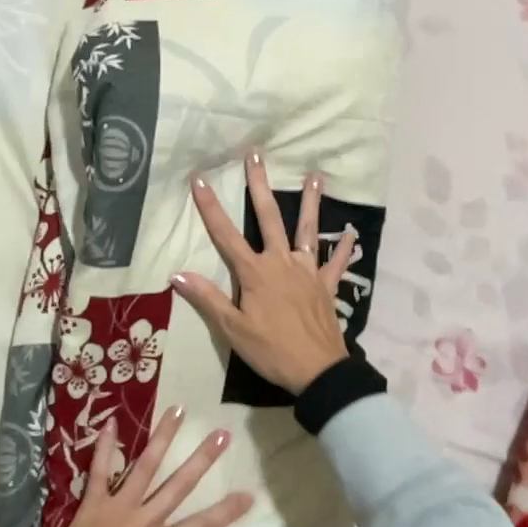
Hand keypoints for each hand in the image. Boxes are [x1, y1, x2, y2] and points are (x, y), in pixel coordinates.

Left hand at [42, 408, 253, 526]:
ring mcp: (119, 508)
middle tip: (221, 434)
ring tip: (177, 410)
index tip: (249, 494)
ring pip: (146, 466)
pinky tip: (111, 422)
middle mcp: (145, 521)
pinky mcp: (93, 503)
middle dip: (202, 459)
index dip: (227, 511)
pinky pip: (100, 471)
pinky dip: (104, 447)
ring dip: (162, 436)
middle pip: (179, 485)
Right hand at [172, 152, 357, 393]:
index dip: (211, 207)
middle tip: (257, 155)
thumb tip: (177, 274)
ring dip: (310, 202)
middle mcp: (281, 262)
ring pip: (307, 230)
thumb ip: (207, 298)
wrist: (318, 372)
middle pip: (269, 217)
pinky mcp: (327, 286)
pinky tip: (350, 232)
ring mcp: (307, 272)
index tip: (199, 179)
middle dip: (260, 185)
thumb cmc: (271, 350)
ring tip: (314, 176)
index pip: (226, 234)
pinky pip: (335, 263)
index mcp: (255, 272)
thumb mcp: (232, 329)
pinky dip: (343, 248)